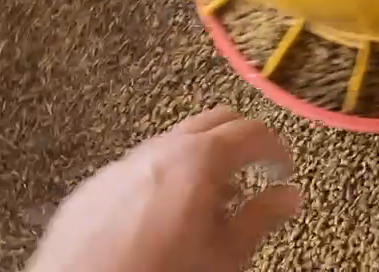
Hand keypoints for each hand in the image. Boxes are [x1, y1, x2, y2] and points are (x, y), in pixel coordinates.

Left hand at [28, 106, 301, 271]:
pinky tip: (161, 219)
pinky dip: (161, 179)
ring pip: (173, 143)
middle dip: (239, 141)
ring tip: (207, 203)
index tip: (284, 170)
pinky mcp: (88, 192)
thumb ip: (261, 218)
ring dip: (200, 159)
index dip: (276, 149)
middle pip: (215, 122)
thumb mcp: (224, 258)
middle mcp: (160, 149)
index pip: (253, 132)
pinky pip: (136, 169)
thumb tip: (290, 196)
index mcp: (198, 158)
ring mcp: (120, 167)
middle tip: (253, 172)